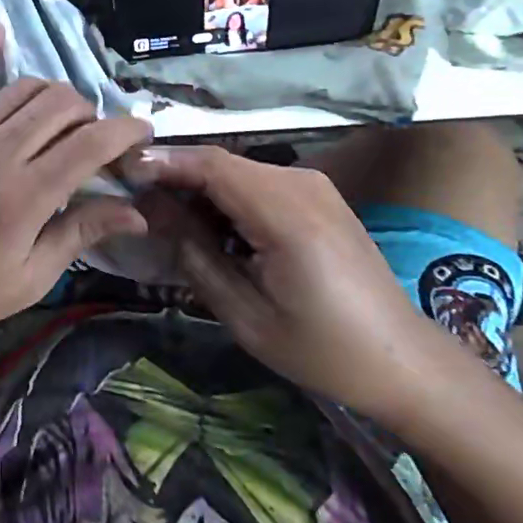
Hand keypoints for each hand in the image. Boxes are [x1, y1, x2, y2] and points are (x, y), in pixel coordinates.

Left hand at [0, 25, 150, 355]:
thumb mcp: (31, 277)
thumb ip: (82, 233)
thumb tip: (137, 211)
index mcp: (26, 196)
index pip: (91, 143)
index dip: (127, 131)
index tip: (144, 132)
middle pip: (61, 106)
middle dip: (92, 115)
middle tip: (97, 140)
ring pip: (21, 89)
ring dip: (54, 95)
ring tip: (64, 117)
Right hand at [125, 146, 435, 414]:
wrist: (401, 359)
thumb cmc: (322, 349)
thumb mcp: (246, 314)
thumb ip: (195, 253)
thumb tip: (151, 208)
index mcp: (288, 214)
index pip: (212, 165)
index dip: (163, 162)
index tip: (121, 171)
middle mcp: (302, 183)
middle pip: (223, 163)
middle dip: (176, 178)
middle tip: (134, 203)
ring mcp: (314, 185)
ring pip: (239, 170)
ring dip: (200, 189)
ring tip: (166, 221)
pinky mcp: (317, 195)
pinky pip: (259, 182)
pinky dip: (227, 198)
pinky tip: (212, 228)